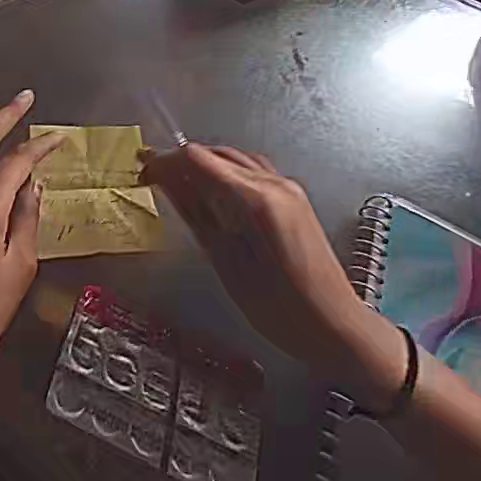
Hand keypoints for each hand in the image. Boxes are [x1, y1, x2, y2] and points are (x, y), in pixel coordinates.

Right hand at [143, 144, 401, 404]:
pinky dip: (226, 173)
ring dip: (204, 165)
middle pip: (216, 153)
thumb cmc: (279, 309)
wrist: (336, 326)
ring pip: (234, 158)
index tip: (144, 174)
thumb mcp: (226, 263)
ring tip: (177, 186)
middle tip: (153, 180)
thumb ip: (197, 215)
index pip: (199, 160)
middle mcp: (274, 182)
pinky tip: (212, 193)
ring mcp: (287, 186)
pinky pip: (252, 170)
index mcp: (256, 199)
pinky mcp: (293, 196)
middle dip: (181, 162)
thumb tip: (167, 183)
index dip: (167, 162)